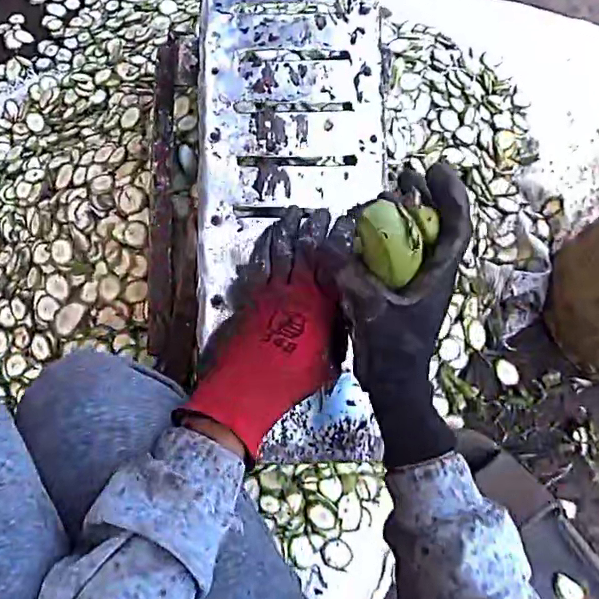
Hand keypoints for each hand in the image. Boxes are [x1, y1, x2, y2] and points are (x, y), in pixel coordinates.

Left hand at [178, 207, 338, 462]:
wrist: (251, 384)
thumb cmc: (292, 378)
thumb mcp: (328, 358)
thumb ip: (335, 332)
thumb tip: (341, 319)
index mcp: (321, 305)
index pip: (334, 263)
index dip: (341, 240)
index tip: (347, 223)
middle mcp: (296, 292)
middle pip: (306, 251)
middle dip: (314, 229)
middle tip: (320, 214)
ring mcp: (271, 290)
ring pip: (281, 252)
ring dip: (288, 231)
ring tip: (294, 215)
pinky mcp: (251, 295)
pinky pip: (260, 264)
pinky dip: (265, 247)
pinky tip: (268, 237)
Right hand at [325, 163, 472, 468]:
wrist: (392, 380)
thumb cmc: (393, 349)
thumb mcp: (370, 308)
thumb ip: (349, 276)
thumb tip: (324, 245)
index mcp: (439, 275)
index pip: (456, 227)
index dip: (451, 195)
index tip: (437, 169)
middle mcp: (432, 273)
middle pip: (439, 225)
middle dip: (428, 196)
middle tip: (410, 174)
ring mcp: (416, 281)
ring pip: (419, 238)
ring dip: (407, 214)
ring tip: (391, 194)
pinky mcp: (398, 290)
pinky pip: (396, 254)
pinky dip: (384, 237)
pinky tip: (365, 230)